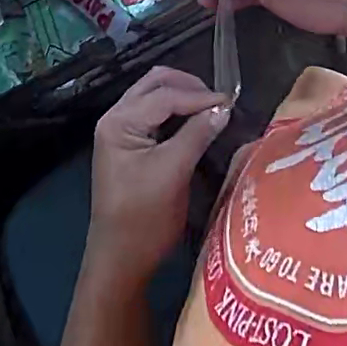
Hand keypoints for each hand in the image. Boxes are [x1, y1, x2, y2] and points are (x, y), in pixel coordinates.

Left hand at [86, 67, 228, 287]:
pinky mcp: (129, 143)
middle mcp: (116, 118)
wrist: (120, 261)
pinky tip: (197, 118)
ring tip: (212, 107)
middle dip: (189, 87)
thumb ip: (197, 134)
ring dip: (184, 95)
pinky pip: (154, 112)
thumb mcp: (173, 172)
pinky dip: (177, 110)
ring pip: (154, 94)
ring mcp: (120, 130)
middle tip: (219, 102)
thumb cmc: (143, 219)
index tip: (231, 103)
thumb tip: (224, 108)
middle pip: (155, 84)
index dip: (199, 97)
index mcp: (119, 122)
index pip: (164, 96)